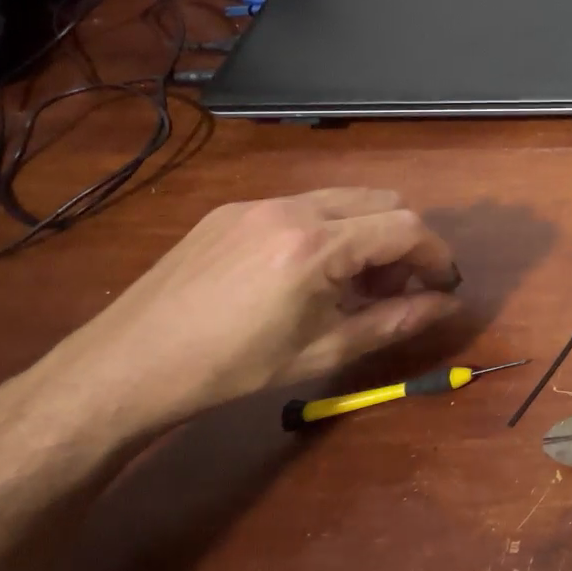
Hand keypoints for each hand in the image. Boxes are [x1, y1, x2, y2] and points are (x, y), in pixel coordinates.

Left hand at [45, 188, 461, 429]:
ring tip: (350, 282)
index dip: (437, 255)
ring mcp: (259, 205)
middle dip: (406, 240)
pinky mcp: (231, 211)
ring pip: (347, 198)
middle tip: (394, 288)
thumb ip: (397, 321)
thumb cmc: (231, 370)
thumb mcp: (325, 351)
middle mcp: (294, 210)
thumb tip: (450, 304)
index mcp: (317, 247)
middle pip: (386, 201)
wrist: (121, 372)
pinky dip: (329, 229)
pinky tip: (304, 274)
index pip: (408, 228)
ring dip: (369, 231)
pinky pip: (305, 205)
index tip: (442, 286)